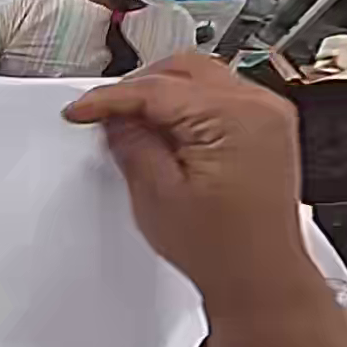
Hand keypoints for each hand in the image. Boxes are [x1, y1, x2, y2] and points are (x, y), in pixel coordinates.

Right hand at [67, 52, 346, 346]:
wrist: (259, 277)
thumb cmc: (221, 247)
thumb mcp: (156, 194)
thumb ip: (132, 145)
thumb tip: (115, 120)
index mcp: (233, 117)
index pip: (156, 89)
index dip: (109, 98)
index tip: (80, 110)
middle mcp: (258, 107)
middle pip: (182, 69)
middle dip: (135, 86)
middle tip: (101, 113)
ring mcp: (267, 116)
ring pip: (199, 78)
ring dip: (159, 93)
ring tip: (127, 123)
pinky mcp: (264, 130)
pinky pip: (216, 97)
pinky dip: (182, 105)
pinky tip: (159, 130)